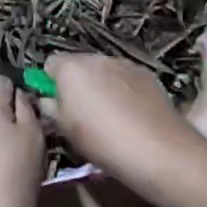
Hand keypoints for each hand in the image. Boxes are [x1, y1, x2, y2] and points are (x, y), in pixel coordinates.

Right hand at [38, 52, 206, 186]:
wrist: (158, 149)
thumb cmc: (102, 141)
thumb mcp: (64, 129)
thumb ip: (50, 107)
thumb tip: (47, 99)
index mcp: (70, 68)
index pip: (49, 64)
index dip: (50, 83)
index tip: (57, 105)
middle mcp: (96, 58)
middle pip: (77, 65)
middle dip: (77, 83)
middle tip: (82, 114)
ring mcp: (124, 63)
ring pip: (103, 71)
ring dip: (100, 85)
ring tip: (109, 116)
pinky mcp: (147, 74)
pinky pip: (125, 78)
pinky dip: (123, 90)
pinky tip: (130, 115)